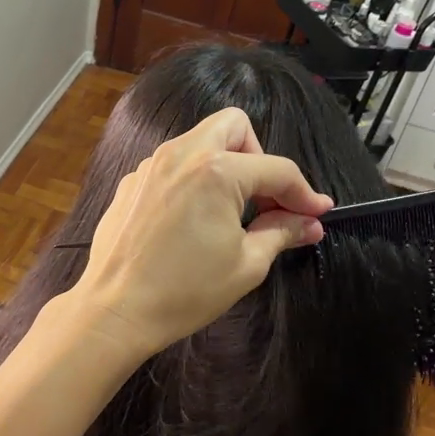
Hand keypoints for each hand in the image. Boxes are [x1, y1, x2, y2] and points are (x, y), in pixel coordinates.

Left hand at [61, 108, 332, 359]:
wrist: (117, 310)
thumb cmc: (185, 291)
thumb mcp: (247, 264)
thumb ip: (281, 233)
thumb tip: (309, 223)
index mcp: (216, 170)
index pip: (277, 169)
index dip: (304, 193)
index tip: (317, 213)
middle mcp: (181, 155)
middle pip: (234, 126)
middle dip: (258, 155)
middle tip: (264, 198)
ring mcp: (150, 166)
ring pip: (199, 141)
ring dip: (223, 165)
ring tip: (229, 211)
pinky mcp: (131, 183)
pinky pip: (171, 166)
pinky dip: (191, 180)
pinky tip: (191, 221)